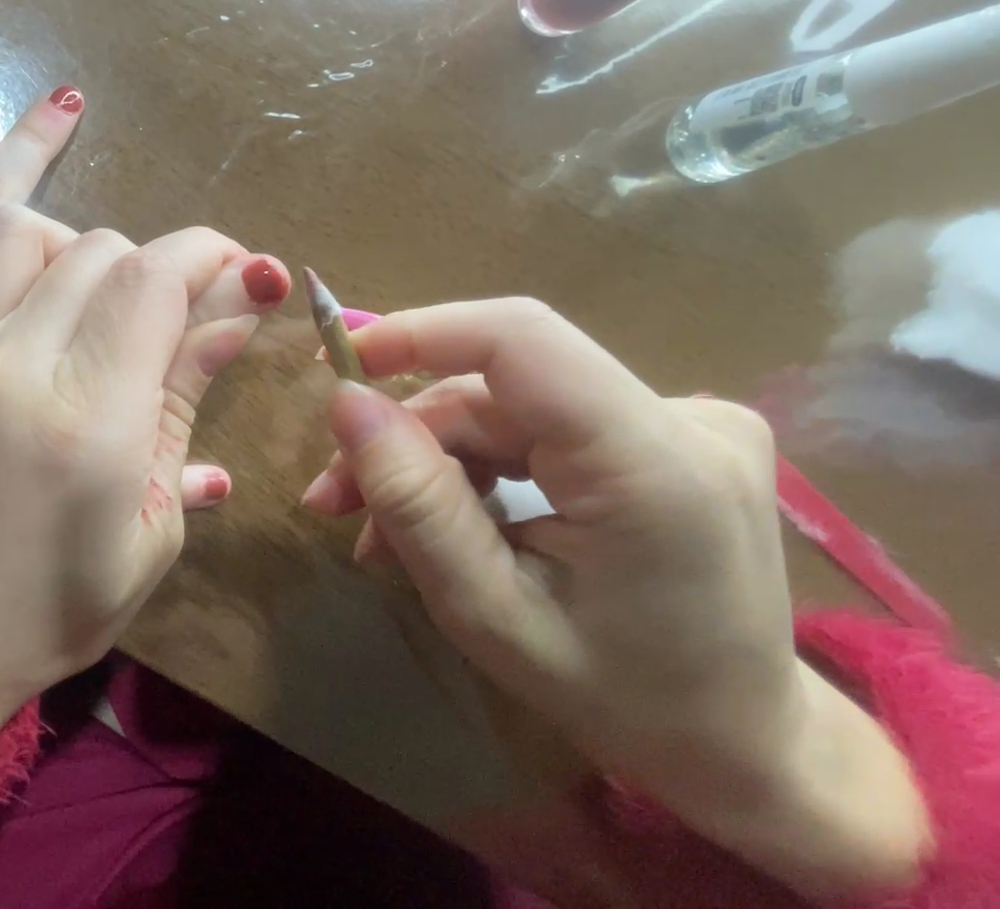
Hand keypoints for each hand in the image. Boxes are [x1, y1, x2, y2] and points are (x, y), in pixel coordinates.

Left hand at [0, 209, 290, 771]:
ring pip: (7, 233)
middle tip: (162, 319)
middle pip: (94, 250)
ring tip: (78, 298)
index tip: (232, 272)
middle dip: (151, 268)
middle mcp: (9, 370)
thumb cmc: (63, 607)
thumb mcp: (152, 520)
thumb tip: (243, 298)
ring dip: (62, 247)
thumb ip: (186, 395)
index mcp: (87, 421)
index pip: (153, 278)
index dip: (207, 256)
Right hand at [302, 298, 928, 897]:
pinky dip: (478, 468)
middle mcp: (682, 418)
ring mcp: (686, 421)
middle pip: (497, 389)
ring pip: (507, 410)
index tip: (334, 366)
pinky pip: (538, 428)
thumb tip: (346, 402)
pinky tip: (445, 521)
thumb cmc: (614, 694)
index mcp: (653, 465)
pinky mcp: (669, 433)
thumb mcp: (488, 613)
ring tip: (379, 535)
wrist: (739, 739)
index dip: (416, 332)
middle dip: (403, 437)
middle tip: (332, 501)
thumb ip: (416, 504)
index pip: (518, 340)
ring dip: (432, 462)